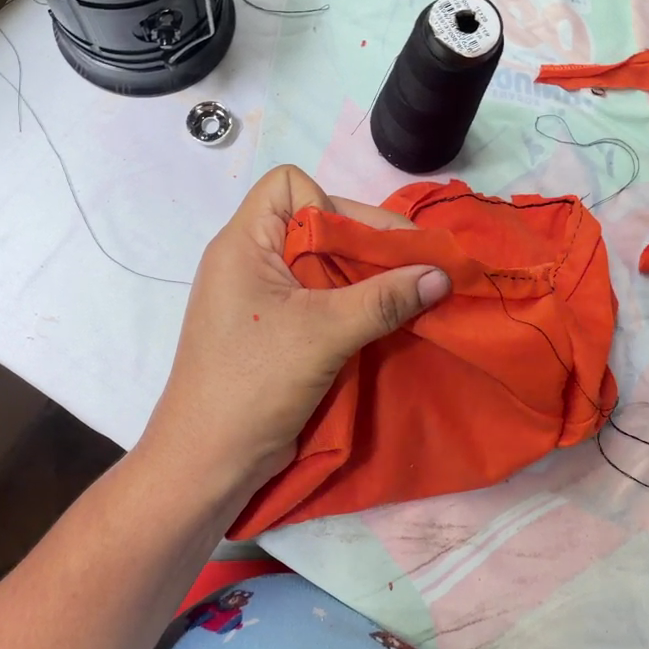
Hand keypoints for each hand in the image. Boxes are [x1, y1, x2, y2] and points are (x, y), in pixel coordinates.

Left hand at [140, 165, 451, 498]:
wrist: (206, 464)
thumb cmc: (253, 383)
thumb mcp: (323, 334)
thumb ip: (383, 299)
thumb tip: (442, 273)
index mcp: (244, 242)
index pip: (289, 184)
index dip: (328, 203)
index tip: (359, 246)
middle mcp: (250, 260)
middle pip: (315, 223)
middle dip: (363, 242)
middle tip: (412, 267)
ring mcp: (261, 297)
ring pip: (321, 264)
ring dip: (363, 277)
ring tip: (409, 294)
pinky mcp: (274, 329)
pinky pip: (319, 298)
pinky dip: (352, 304)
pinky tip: (385, 320)